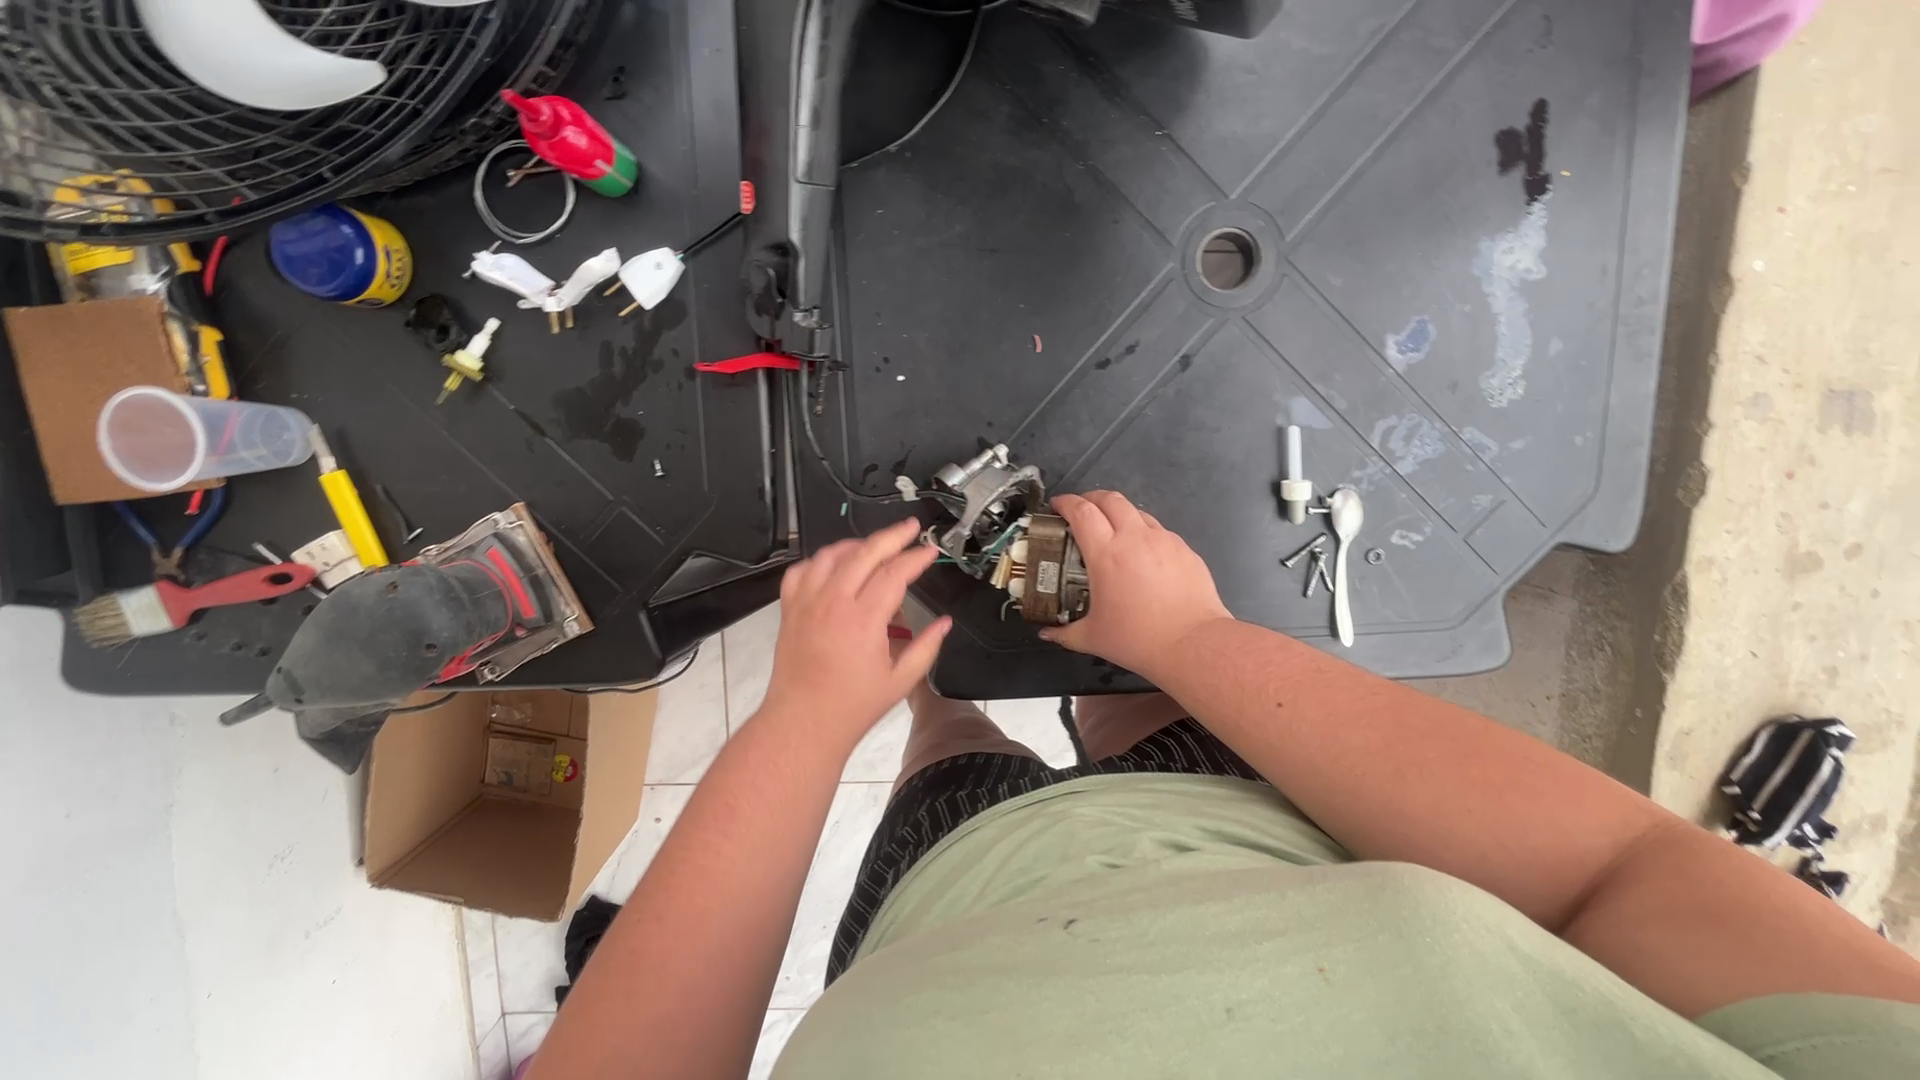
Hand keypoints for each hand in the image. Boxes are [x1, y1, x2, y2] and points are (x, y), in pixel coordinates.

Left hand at [759, 517, 952, 743]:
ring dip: (857, 545)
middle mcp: (833, 602)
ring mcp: (807, 603)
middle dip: (892, 536)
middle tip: (911, 528)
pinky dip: (820, 561)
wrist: (802, 721)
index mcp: (863, 619)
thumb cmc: (852, 706)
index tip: (930, 551)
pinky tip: (834, 566)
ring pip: (831, 555)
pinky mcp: (790, 610)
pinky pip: (802, 571)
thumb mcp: (900, 681)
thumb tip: (944, 623)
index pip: (894, 573)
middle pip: (865, 552)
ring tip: (876, 547)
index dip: (915, 558)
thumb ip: (927, 647)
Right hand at [1041, 491, 1232, 676]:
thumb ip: (1065, 632)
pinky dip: (1144, 533)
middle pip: (1110, 499)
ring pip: (1137, 511)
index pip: (1082, 512)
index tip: (1057, 506)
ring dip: (1119, 513)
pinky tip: (1143, 554)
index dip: (1066, 503)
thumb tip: (1047, 632)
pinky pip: (1160, 531)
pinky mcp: (1185, 550)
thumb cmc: (1138, 639)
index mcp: (1106, 554)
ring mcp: (1163, 541)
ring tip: (1112, 529)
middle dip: (1092, 498)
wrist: (1192, 644)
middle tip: (1081, 509)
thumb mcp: (1092, 638)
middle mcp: (1135, 539)